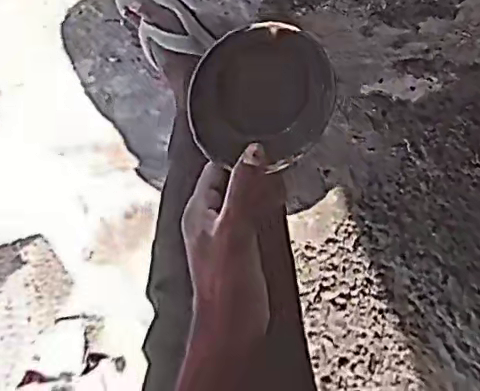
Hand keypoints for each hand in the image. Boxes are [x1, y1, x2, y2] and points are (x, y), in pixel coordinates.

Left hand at [181, 144, 280, 350]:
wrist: (232, 331)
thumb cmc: (225, 288)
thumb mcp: (235, 228)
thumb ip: (243, 188)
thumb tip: (252, 151)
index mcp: (198, 210)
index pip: (216, 166)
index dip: (238, 154)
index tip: (262, 147)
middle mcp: (209, 219)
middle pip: (233, 179)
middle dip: (255, 170)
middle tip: (277, 161)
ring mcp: (225, 232)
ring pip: (245, 195)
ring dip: (263, 187)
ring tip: (281, 178)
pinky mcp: (241, 246)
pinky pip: (254, 214)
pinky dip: (267, 205)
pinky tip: (280, 204)